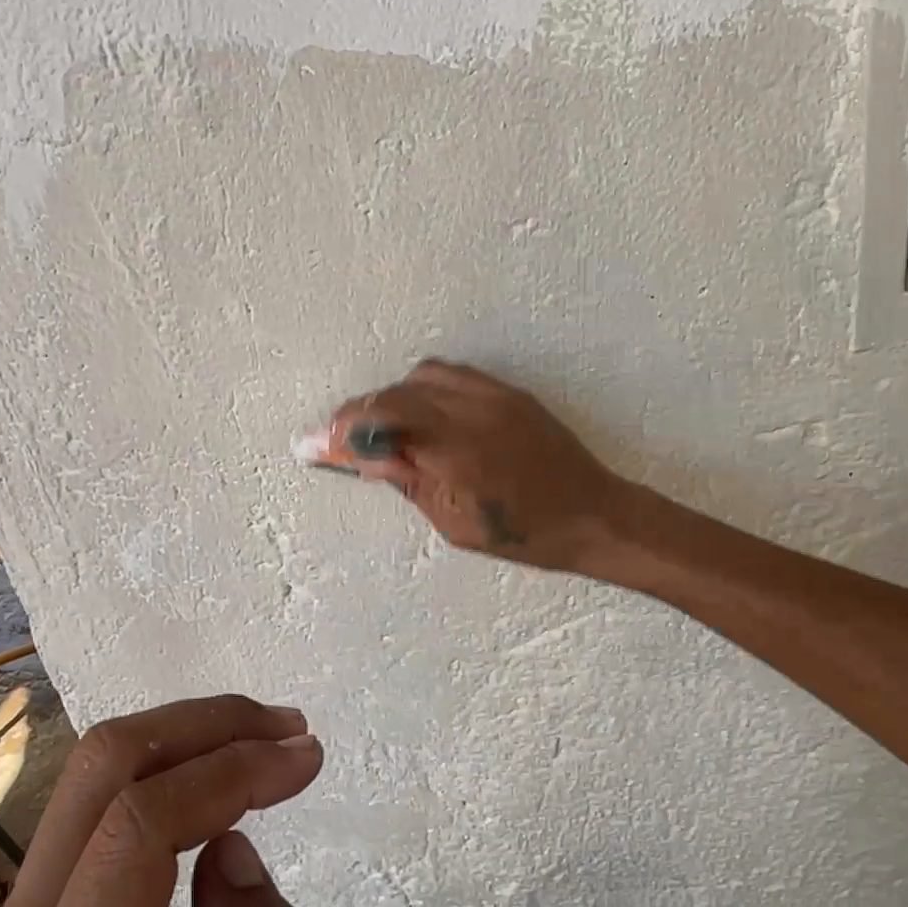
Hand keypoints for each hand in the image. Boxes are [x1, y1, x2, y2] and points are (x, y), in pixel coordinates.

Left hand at [5, 695, 321, 906]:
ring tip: (263, 741)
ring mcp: (24, 887)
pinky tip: (211, 778)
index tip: (306, 755)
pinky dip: (166, 769)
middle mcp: (28, 900)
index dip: (234, 769)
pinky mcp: (40, 882)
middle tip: (288, 726)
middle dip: (212, 724)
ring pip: (97, 768)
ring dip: (191, 738)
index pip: (141, 817)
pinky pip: (98, 800)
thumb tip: (229, 848)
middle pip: (107, 760)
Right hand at [315, 359, 634, 571]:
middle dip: (362, 415)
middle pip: (397, 392)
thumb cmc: (525, 532)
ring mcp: (494, 394)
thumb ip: (407, 478)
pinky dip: (424, 390)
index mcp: (457, 446)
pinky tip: (421, 416)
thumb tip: (361, 455)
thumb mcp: (454, 520)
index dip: (342, 428)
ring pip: (422, 375)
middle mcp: (473, 408)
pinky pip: (452, 375)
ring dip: (394, 398)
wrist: (592, 512)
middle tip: (343, 443)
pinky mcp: (508, 391)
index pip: (382, 417)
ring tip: (385, 431)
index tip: (315, 445)